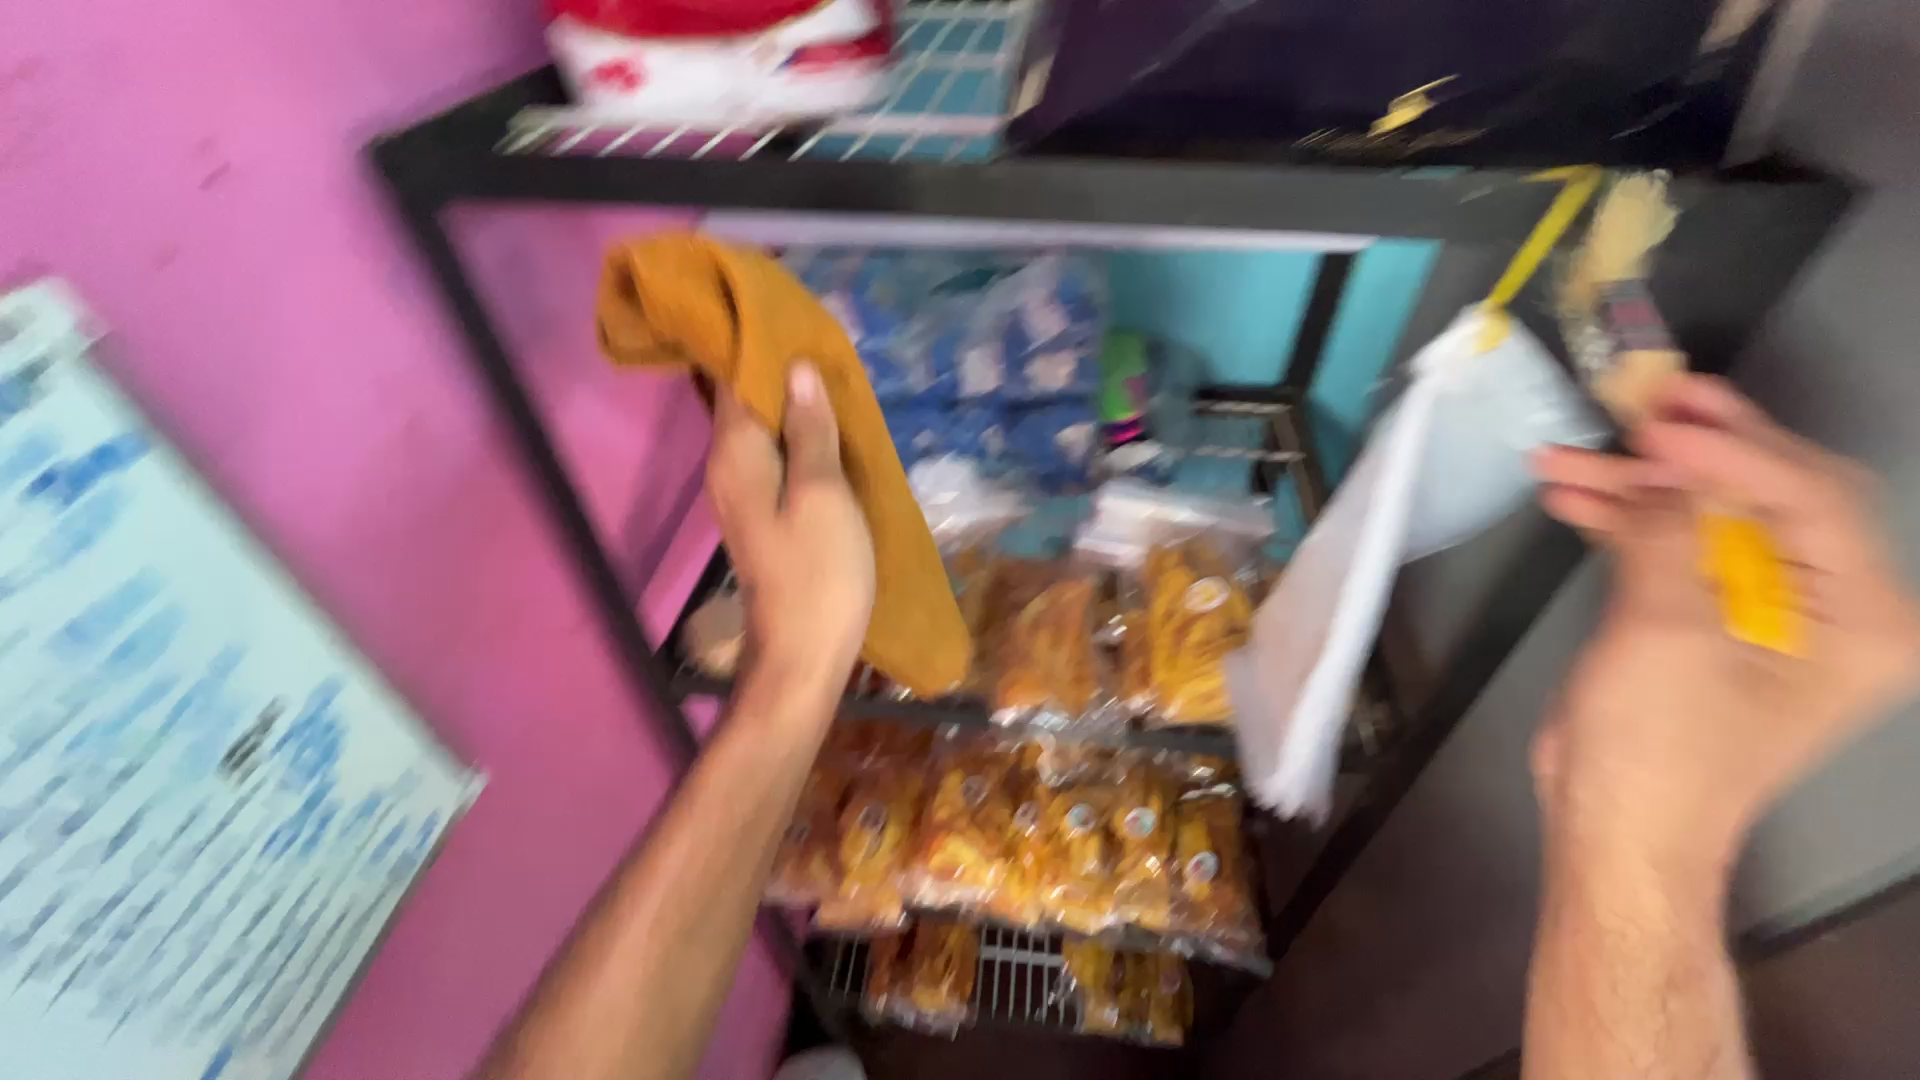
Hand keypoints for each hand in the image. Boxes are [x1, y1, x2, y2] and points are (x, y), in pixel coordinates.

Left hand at [706, 362, 874, 695]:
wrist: (802, 653)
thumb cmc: (818, 572)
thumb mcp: (824, 494)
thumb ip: (810, 431)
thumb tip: (797, 369)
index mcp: (736, 454)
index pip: (736, 377)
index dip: (763, 345)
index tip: (798, 318)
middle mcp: (727, 467)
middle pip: (747, 401)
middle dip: (782, 372)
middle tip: (827, 343)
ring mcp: (742, 493)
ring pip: (764, 430)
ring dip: (793, 406)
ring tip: (834, 379)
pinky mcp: (762, 514)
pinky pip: (775, 458)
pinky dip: (797, 438)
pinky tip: (828, 433)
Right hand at [1531, 375, 1919, 863]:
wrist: (1613, 816)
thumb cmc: (1656, 740)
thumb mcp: (1665, 634)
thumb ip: (1673, 539)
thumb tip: (1666, 465)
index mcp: (1859, 617)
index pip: (1811, 500)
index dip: (1733, 450)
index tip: (1654, 420)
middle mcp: (1823, 604)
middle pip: (1765, 496)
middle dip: (1690, 452)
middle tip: (1633, 403)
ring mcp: (1754, 610)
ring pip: (1702, 518)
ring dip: (1633, 486)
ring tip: (1559, 458)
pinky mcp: (1692, 617)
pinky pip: (1667, 549)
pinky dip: (1618, 521)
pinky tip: (1569, 499)